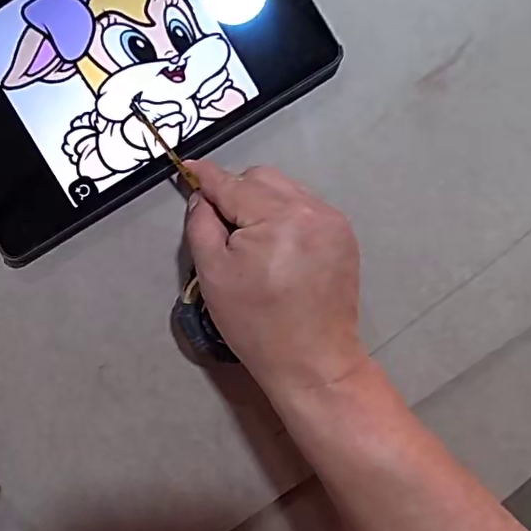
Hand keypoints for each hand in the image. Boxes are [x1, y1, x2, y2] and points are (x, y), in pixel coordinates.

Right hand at [182, 160, 369, 396]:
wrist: (311, 361)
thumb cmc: (258, 325)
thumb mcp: (212, 273)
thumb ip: (201, 225)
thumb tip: (202, 199)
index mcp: (279, 217)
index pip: (232, 184)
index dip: (205, 177)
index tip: (189, 169)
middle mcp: (312, 211)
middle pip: (261, 178)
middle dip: (234, 193)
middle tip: (219, 227)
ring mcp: (332, 222)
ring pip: (283, 190)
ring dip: (259, 203)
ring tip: (248, 242)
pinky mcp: (341, 236)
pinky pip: (302, 207)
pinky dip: (281, 215)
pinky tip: (272, 246)